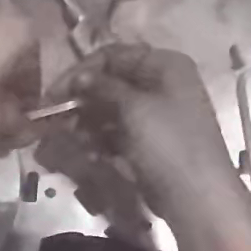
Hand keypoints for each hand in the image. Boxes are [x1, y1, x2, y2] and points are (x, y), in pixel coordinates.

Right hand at [47, 42, 245, 218]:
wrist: (195, 194)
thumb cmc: (168, 142)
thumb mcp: (135, 108)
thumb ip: (103, 87)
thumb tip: (77, 77)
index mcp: (164, 66)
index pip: (113, 56)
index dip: (82, 71)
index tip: (55, 92)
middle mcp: (159, 85)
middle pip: (109, 83)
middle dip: (82, 99)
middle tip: (56, 118)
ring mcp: (152, 115)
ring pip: (108, 110)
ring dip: (86, 122)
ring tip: (74, 139)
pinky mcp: (144, 142)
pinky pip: (113, 133)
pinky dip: (98, 140)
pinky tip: (90, 153)